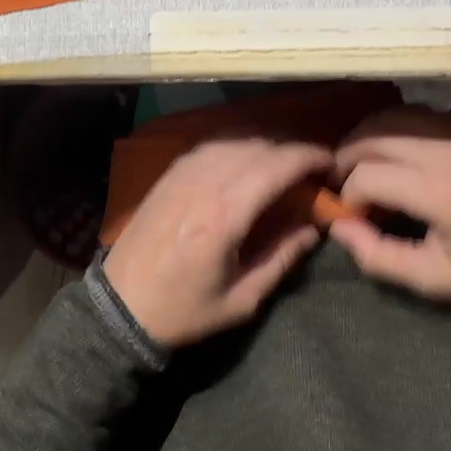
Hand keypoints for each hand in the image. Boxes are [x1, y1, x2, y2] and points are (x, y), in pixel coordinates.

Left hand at [103, 139, 332, 348]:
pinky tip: (247, 161)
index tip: (330, 162)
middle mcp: (203, 184)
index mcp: (224, 217)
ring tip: (284, 164)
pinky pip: (211, 145)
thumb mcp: (241, 300)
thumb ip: (280, 260)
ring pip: (234, 140)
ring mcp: (182, 174)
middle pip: (258, 147)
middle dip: (292, 150)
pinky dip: (237, 145)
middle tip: (312, 168)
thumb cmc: (183, 310)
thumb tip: (312, 228)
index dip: (308, 157)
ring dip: (265, 145)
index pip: (275, 167)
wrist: (120, 306)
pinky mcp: (169, 173)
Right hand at [328, 108, 450, 315]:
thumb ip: (378, 256)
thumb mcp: (433, 280)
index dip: (347, 195)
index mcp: (441, 195)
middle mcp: (448, 155)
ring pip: (393, 116)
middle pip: (374, 136)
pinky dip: (392, 127)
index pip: (369, 176)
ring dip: (366, 137)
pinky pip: (417, 114)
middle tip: (339, 183)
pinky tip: (387, 151)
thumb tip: (338, 228)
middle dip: (346, 158)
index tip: (349, 215)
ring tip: (357, 164)